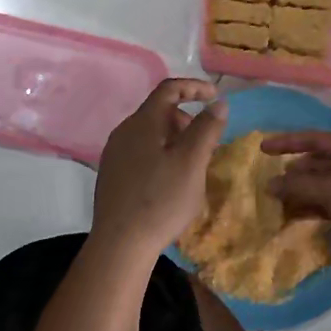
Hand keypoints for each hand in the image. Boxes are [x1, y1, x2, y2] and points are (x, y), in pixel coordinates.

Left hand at [93, 79, 227, 254]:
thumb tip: (218, 103)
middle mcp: (123, 131)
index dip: (195, 87)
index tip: (216, 97)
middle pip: (158, 111)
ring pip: (150, 133)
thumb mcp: (191, 163)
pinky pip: (141, 151)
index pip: (169, 89)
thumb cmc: (160, 200)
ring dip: (174, 139)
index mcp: (142, 122)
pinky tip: (170, 180)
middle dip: (186, 119)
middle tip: (207, 143)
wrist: (120, 243)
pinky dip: (161, 154)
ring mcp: (114, 154)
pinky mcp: (112, 174)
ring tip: (192, 165)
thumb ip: (206, 129)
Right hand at [261, 132, 330, 269]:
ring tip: (277, 201)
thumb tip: (268, 184)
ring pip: (318, 186)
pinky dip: (307, 208)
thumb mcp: (330, 190)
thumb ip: (297, 185)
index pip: (316, 139)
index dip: (289, 141)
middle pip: (316, 163)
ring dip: (298, 192)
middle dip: (293, 172)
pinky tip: (291, 216)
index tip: (264, 149)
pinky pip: (323, 205)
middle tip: (272, 182)